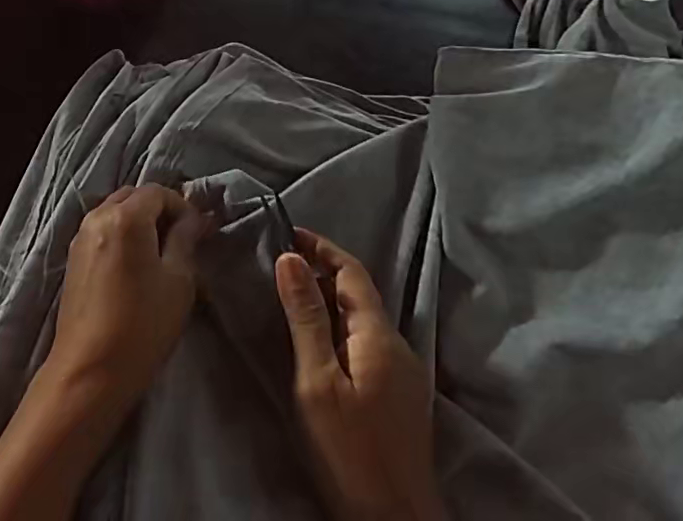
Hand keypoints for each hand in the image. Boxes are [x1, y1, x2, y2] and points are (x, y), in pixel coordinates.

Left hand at [43, 184, 207, 412]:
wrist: (89, 371)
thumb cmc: (143, 324)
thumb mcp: (178, 279)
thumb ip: (185, 239)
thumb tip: (194, 218)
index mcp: (125, 216)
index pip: (158, 192)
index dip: (182, 206)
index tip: (198, 232)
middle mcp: (97, 217)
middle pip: (133, 196)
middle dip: (159, 210)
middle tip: (181, 240)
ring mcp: (80, 237)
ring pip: (115, 211)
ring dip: (139, 222)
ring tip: (160, 254)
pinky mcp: (72, 258)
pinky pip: (102, 230)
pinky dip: (122, 235)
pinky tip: (135, 265)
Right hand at [276, 227, 445, 520]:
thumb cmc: (350, 449)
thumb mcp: (317, 381)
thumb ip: (306, 318)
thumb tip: (291, 258)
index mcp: (379, 334)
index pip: (352, 271)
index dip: (322, 248)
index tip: (289, 233)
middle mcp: (397, 344)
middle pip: (359, 293)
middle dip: (322, 272)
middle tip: (281, 265)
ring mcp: (401, 371)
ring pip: (361, 318)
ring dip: (328, 300)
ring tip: (290, 297)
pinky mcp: (397, 393)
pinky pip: (364, 342)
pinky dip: (337, 327)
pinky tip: (315, 341)